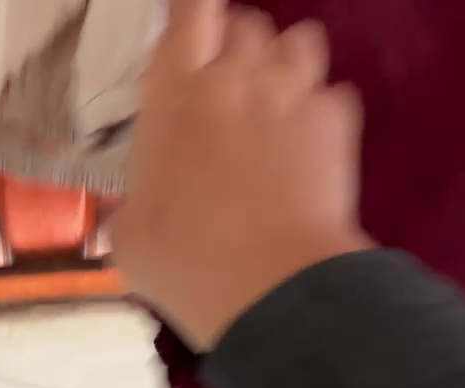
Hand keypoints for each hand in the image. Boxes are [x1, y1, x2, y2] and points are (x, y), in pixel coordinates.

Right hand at [113, 0, 371, 350]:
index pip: (189, 12)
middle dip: (229, 41)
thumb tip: (133, 209)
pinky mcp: (336, 123)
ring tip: (266, 101)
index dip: (187, 9)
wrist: (266, 284)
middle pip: (243, 22)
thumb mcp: (127, 236)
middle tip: (216, 82)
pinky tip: (300, 145)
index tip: (182, 21)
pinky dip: (314, 110)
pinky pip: (329, 93)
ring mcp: (294, 96)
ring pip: (296, 41)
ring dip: (278, 62)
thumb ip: (132, 202)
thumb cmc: (180, 260)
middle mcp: (238, 79)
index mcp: (176, 97)